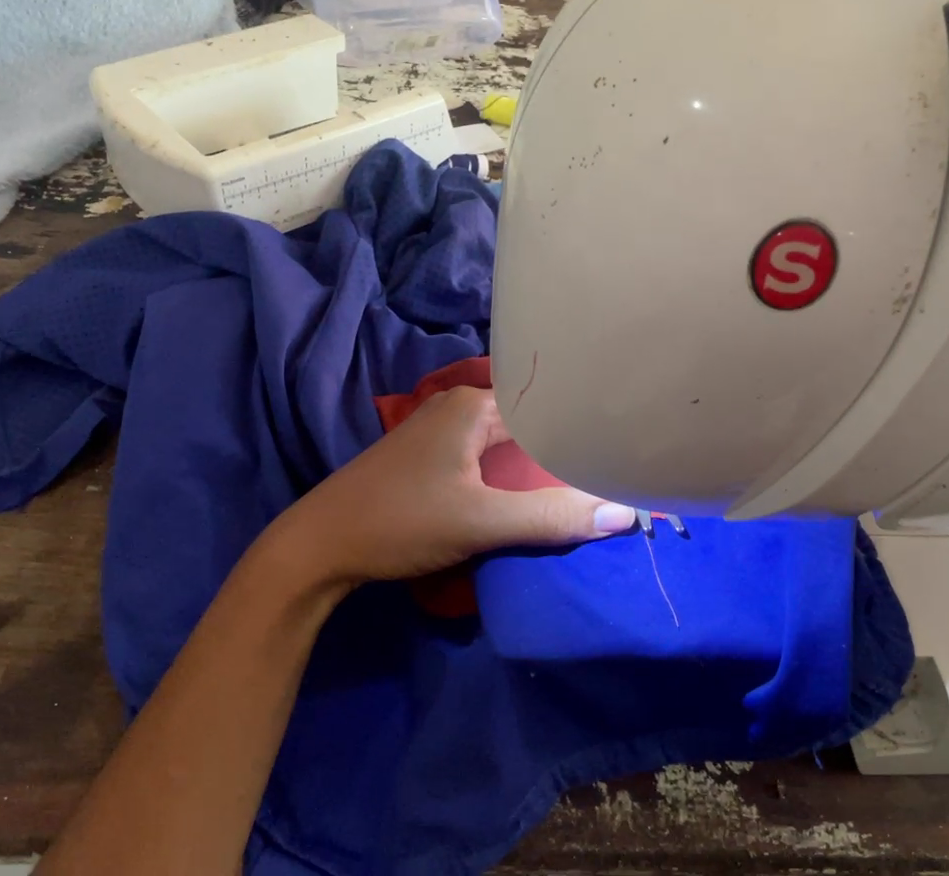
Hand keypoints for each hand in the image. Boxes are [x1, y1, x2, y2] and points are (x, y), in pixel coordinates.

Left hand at [264, 387, 637, 588]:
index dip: (588, 425)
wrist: (320, 545)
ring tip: (592, 484)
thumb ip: (551, 517)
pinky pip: (488, 458)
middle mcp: (459, 408)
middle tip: (620, 470)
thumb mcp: (481, 521)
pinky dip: (514, 475)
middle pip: (531, 422)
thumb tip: (626, 514)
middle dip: (569, 447)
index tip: (628, 445)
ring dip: (542, 465)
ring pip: (509, 442)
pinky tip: (536, 496)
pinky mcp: (431, 460)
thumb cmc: (401, 522)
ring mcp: (441, 433)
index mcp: (474, 406)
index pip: (549, 403)